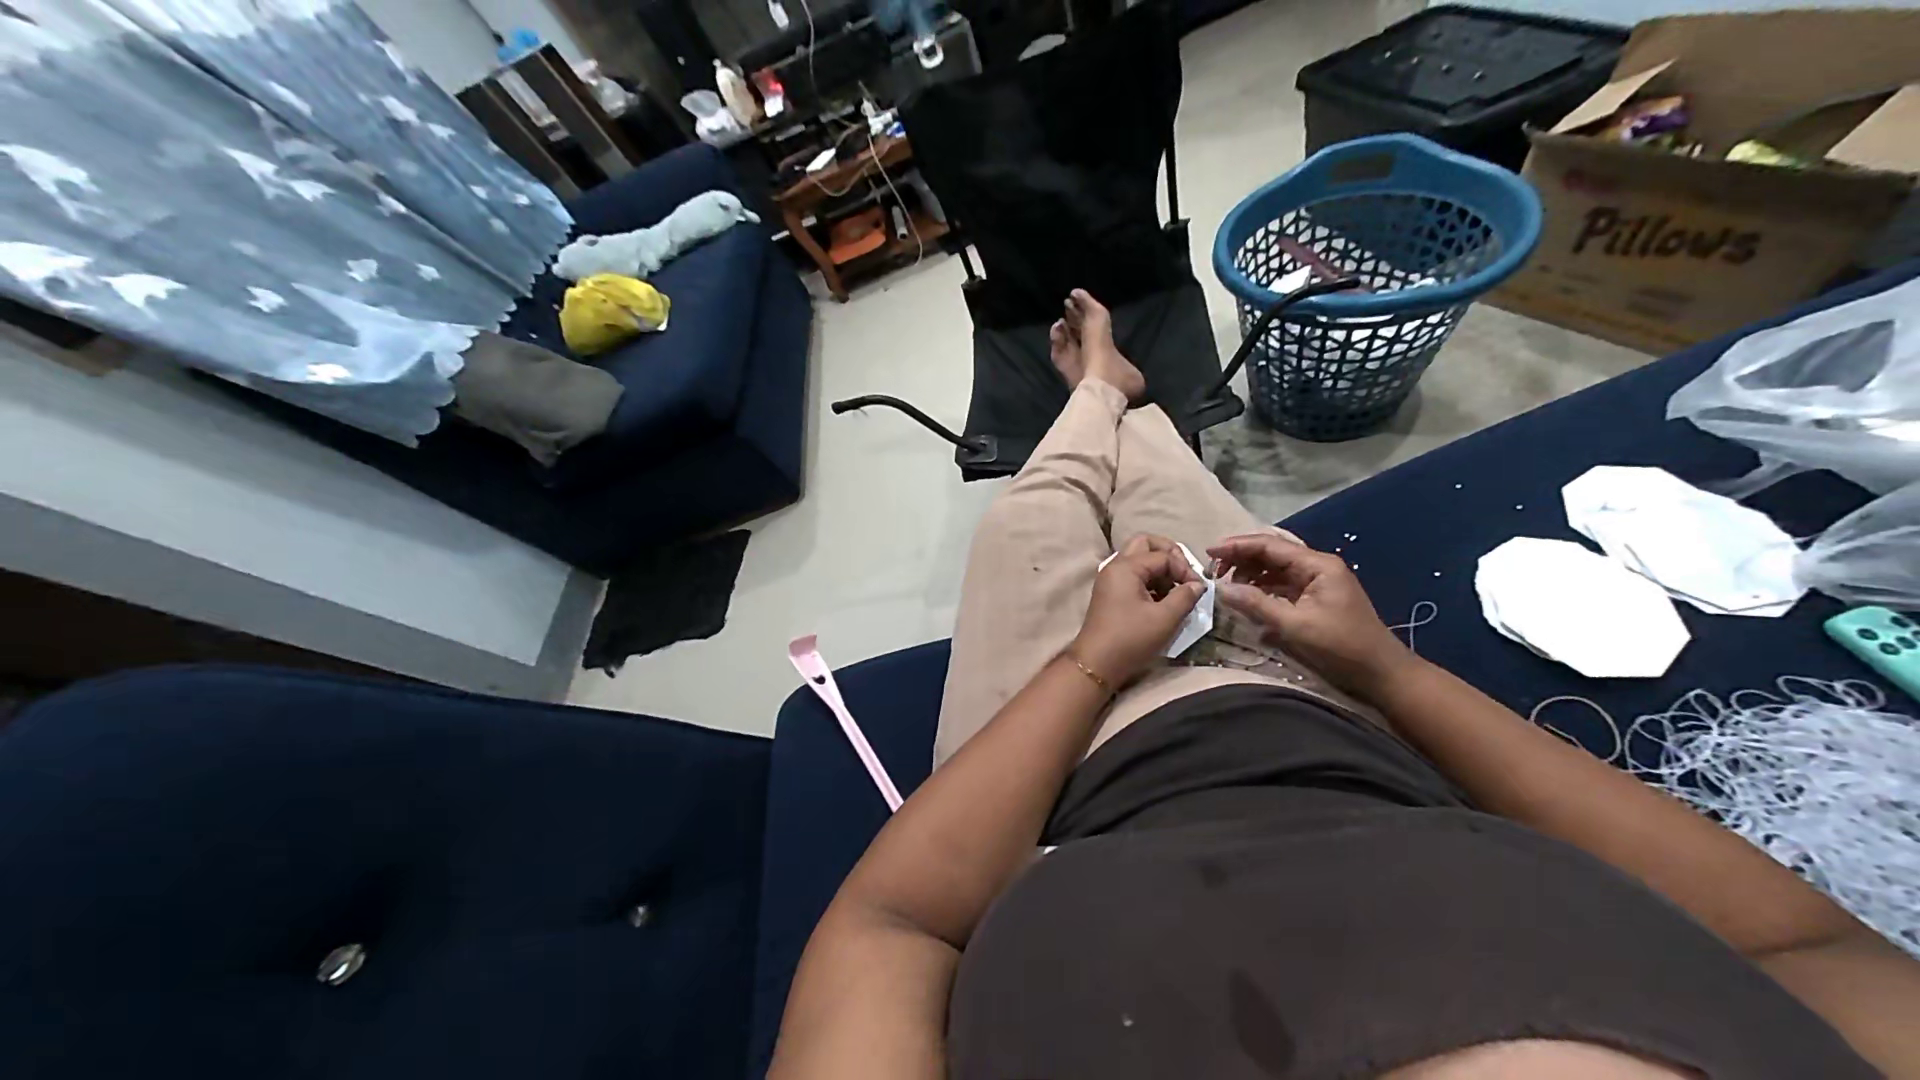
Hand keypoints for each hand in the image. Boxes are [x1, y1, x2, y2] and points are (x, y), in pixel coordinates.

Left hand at [1069, 534, 1205, 687]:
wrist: (1096, 663)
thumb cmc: (1130, 639)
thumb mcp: (1165, 618)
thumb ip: (1185, 596)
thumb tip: (1197, 585)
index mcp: (1126, 567)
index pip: (1163, 555)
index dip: (1185, 569)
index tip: (1199, 590)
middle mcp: (1115, 567)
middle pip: (1145, 545)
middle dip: (1169, 555)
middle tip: (1185, 576)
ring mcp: (1111, 580)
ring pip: (1139, 560)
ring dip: (1160, 570)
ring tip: (1176, 592)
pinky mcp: (1111, 593)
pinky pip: (1133, 576)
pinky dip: (1150, 581)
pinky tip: (1163, 601)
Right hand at [1208, 533, 1414, 695]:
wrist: (1381, 673)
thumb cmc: (1341, 646)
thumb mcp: (1295, 625)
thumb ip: (1257, 604)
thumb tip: (1221, 589)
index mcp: (1317, 565)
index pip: (1269, 545)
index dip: (1236, 547)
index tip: (1208, 553)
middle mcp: (1316, 566)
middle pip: (1270, 553)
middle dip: (1240, 559)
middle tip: (1213, 572)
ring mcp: (1316, 582)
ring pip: (1273, 568)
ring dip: (1248, 574)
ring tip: (1226, 586)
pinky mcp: (1313, 598)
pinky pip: (1280, 584)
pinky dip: (1260, 588)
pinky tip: (1245, 597)